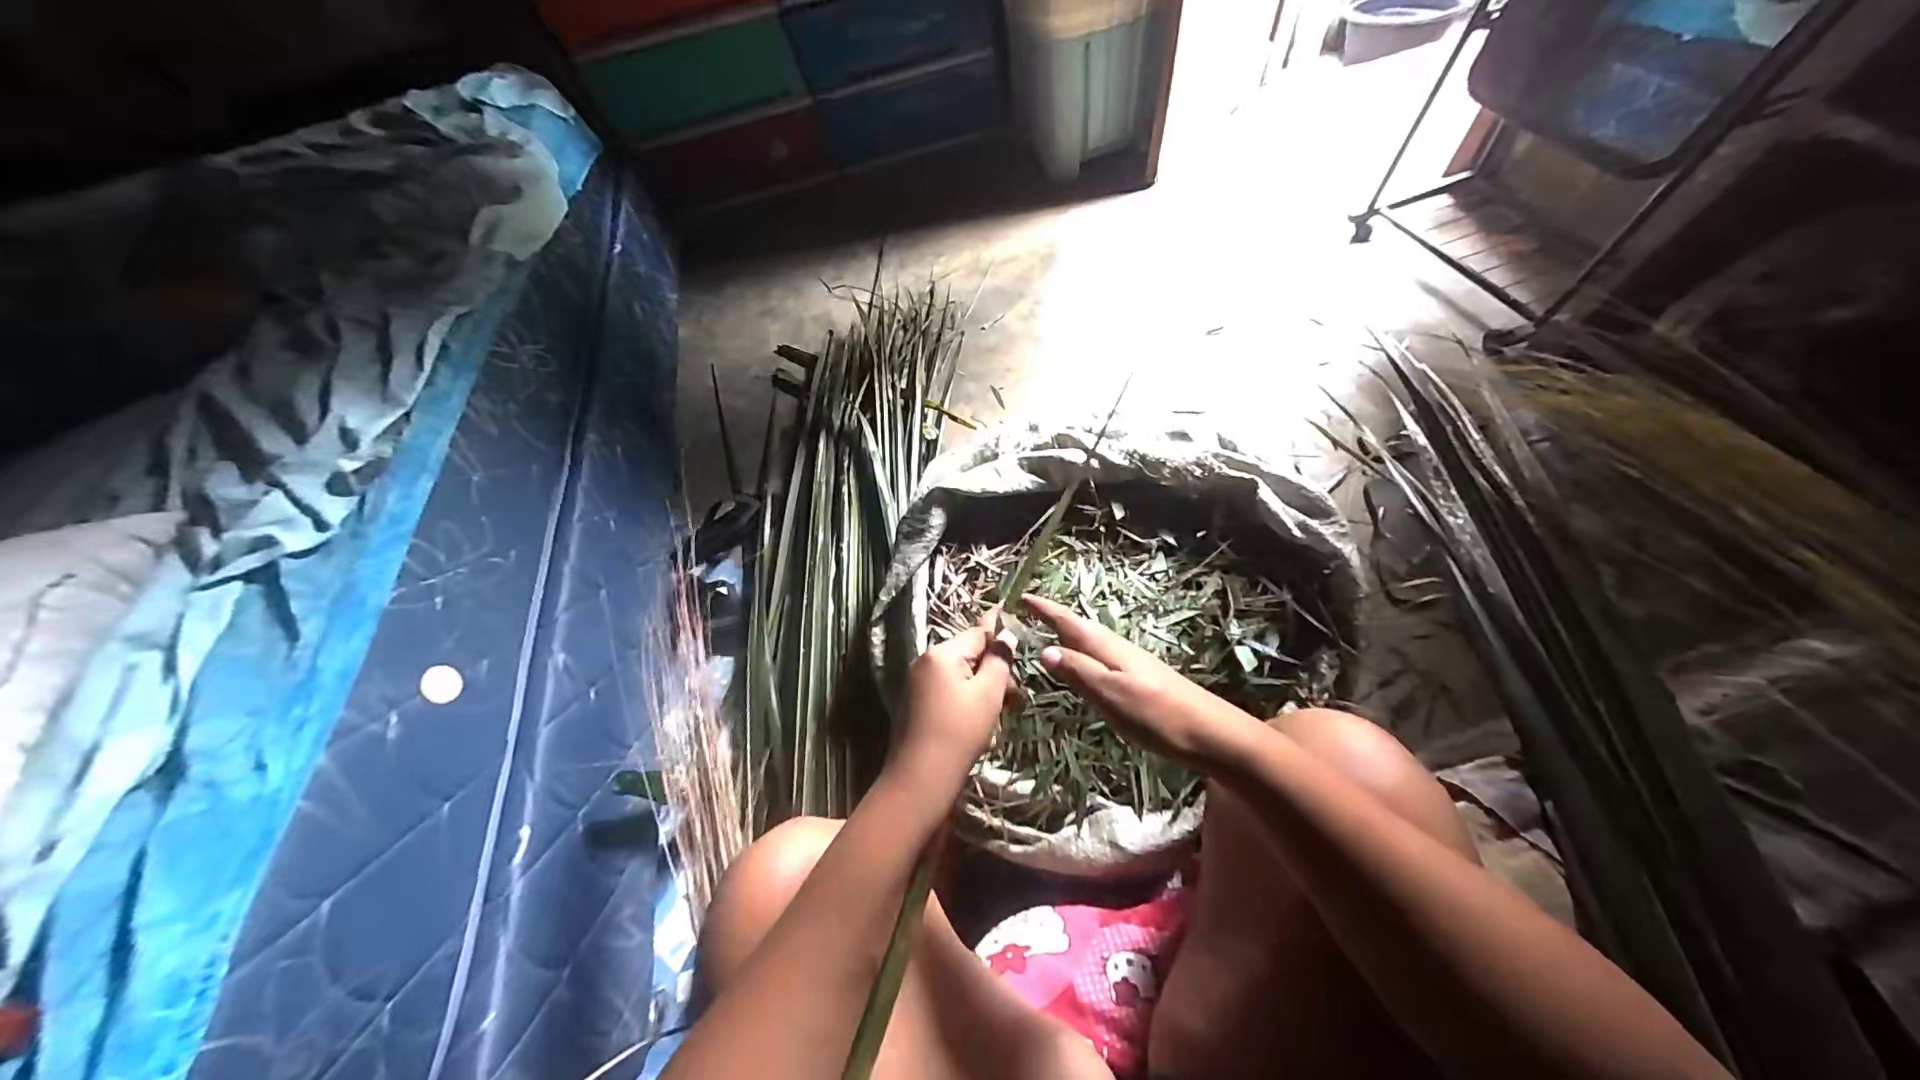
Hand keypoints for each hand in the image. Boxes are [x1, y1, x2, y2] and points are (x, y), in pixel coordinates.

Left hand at [894, 618, 1012, 782]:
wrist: (920, 778)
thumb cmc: (959, 731)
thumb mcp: (988, 693)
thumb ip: (999, 660)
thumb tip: (1005, 635)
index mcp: (941, 653)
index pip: (978, 633)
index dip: (1001, 638)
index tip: (1022, 643)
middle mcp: (924, 661)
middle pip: (968, 654)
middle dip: (994, 671)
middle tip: (1015, 697)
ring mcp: (916, 683)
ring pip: (959, 675)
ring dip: (982, 688)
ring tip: (1001, 712)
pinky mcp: (915, 704)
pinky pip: (947, 691)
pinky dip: (966, 699)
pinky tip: (979, 721)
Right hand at [1022, 594, 1263, 769]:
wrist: (1212, 734)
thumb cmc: (1159, 714)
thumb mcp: (1112, 693)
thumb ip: (1079, 671)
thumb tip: (1043, 650)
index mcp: (1108, 647)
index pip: (1069, 621)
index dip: (1045, 609)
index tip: (1021, 598)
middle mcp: (1117, 649)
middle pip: (1078, 628)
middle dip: (1052, 619)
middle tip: (1025, 614)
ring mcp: (1129, 664)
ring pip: (1089, 642)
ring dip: (1066, 636)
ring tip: (1044, 635)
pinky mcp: (1138, 681)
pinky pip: (1099, 658)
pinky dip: (1081, 654)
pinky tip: (1080, 667)